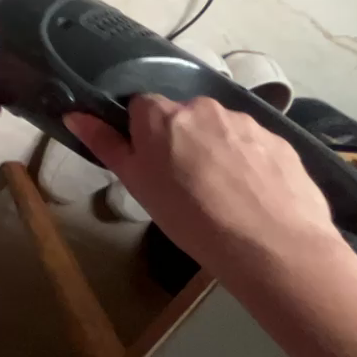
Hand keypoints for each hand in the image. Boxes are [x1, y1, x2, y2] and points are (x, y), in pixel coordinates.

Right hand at [66, 95, 342, 273]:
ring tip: (226, 191)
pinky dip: (252, 163)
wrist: (276, 250)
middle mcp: (202, 107)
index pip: (141, 106)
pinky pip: (256, 146)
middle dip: (183, 138)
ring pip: (221, 130)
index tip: (152, 161)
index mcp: (160, 113)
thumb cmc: (190, 215)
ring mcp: (246, 123)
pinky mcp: (283, 144)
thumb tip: (73, 114)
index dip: (144, 133)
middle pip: (183, 116)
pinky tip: (255, 196)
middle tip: (187, 179)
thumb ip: (104, 142)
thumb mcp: (135, 182)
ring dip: (218, 149)